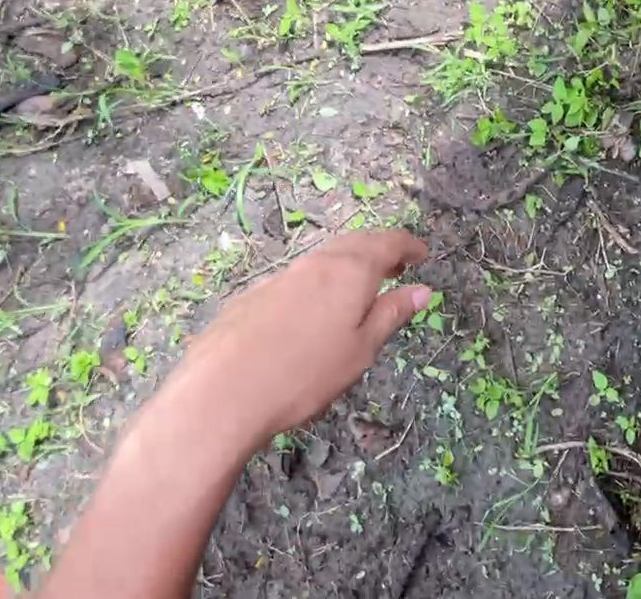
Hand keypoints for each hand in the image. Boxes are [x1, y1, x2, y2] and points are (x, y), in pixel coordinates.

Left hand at [150, 230, 431, 452]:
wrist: (218, 396)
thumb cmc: (304, 374)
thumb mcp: (361, 350)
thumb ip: (391, 314)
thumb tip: (422, 290)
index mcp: (350, 271)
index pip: (388, 243)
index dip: (409, 245)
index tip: (423, 254)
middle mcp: (317, 264)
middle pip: (355, 243)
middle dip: (380, 249)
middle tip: (397, 266)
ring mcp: (280, 278)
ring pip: (323, 258)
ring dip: (348, 263)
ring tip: (359, 287)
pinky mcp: (251, 297)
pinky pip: (297, 278)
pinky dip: (318, 281)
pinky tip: (312, 311)